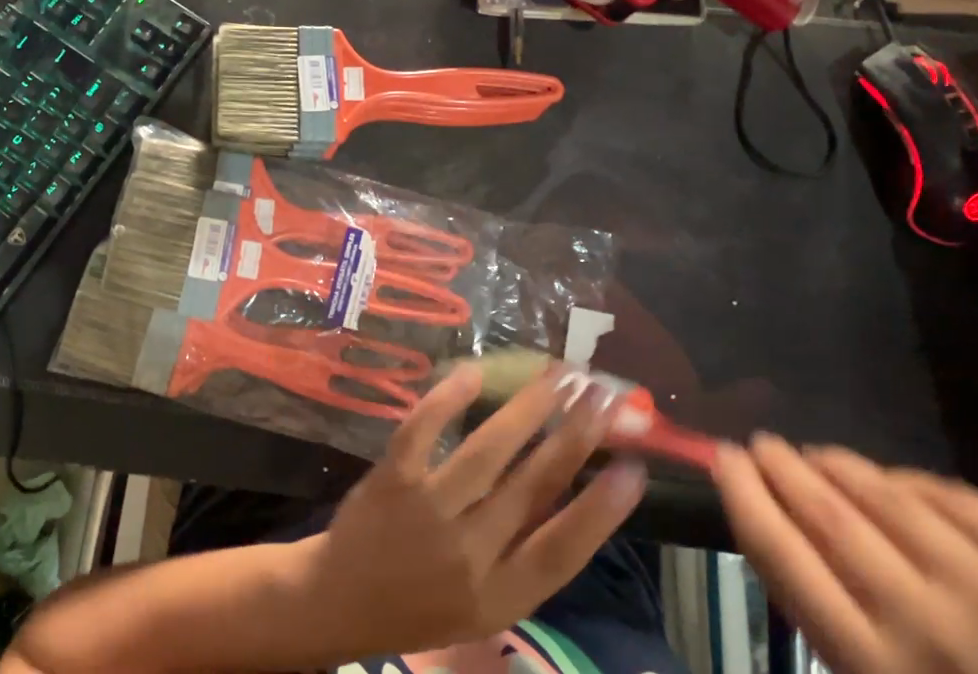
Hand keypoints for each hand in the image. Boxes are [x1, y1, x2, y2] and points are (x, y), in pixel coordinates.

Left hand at [287, 361, 648, 656]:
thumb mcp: (488, 605)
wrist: (342, 599)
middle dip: (575, 438)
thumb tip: (578, 498)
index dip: (602, 509)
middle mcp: (469, 552)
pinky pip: (422, 432)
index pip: (563, 550)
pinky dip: (447, 401)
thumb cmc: (424, 603)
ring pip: (487, 452)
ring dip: (528, 410)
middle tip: (606, 397)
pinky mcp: (391, 480)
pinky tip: (475, 373)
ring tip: (560, 376)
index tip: (635, 466)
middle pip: (533, 488)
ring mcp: (427, 510)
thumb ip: (528, 558)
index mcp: (501, 593)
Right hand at [714, 434, 977, 673]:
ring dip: (840, 466)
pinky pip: (962, 503)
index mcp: (874, 666)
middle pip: (828, 516)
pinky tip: (897, 482)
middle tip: (758, 444)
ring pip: (891, 499)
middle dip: (782, 469)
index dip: (743, 495)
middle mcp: (928, 623)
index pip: (781, 553)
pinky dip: (916, 484)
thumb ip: (829, 621)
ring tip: (817, 454)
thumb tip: (777, 528)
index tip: (721, 459)